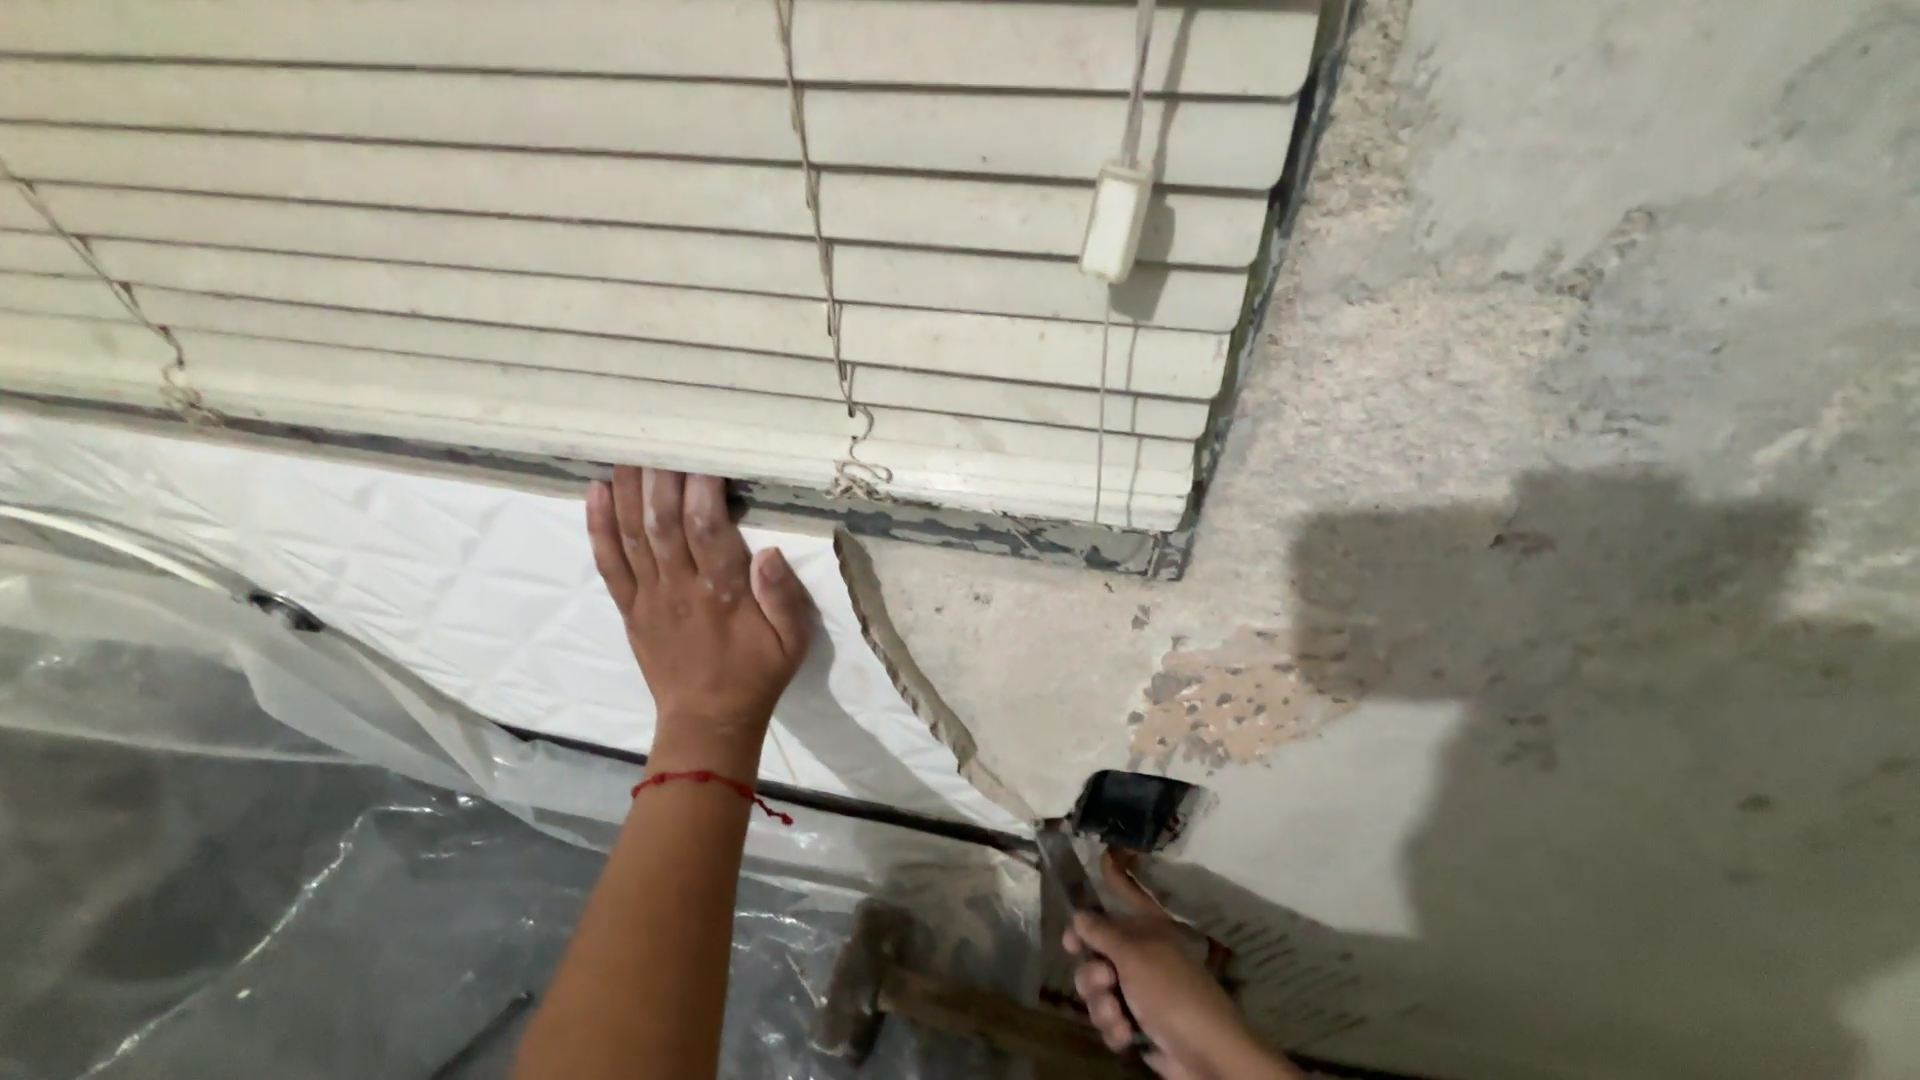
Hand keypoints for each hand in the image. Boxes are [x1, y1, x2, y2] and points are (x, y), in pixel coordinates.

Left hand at [586, 468, 812, 770]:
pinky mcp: (630, 608)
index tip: (703, 454)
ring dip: (627, 490)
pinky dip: (598, 527)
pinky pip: (609, 563)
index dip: (702, 488)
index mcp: (723, 594)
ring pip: (633, 535)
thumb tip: (769, 553)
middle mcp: (681, 589)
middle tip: (660, 436)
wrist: (707, 721)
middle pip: (664, 522)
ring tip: (626, 448)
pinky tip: (594, 491)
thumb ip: (782, 597)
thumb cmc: (756, 676)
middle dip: (661, 476)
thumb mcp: (792, 642)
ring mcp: (650, 597)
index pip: (708, 529)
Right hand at [1067, 854, 1296, 1079]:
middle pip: (1094, 960)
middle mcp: (1138, 961)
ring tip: (1118, 1018)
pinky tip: (1126, 1037)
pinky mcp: (1136, 1027)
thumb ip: (1101, 933)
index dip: (1086, 928)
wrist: (1206, 1053)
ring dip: (1102, 1007)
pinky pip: (1109, 1022)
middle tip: (1106, 984)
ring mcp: (1137, 995)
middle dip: (1092, 977)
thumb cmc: (1170, 992)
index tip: (1070, 943)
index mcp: (1143, 935)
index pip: (1107, 920)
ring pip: (1097, 995)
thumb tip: (1078, 913)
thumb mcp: (1134, 956)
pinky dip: (1114, 1029)